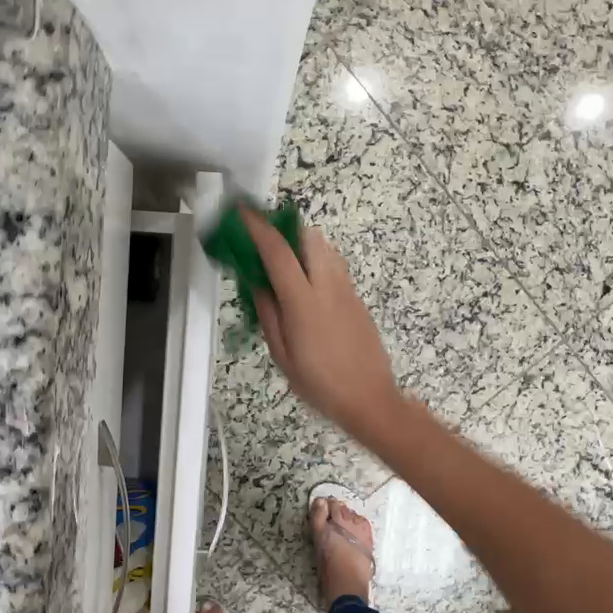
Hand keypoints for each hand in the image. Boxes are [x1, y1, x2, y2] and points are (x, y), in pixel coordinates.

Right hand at [242, 210, 404, 438]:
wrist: (369, 398)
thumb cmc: (320, 384)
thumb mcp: (282, 355)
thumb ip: (269, 315)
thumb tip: (259, 285)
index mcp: (304, 302)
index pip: (278, 252)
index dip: (258, 228)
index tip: (242, 214)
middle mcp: (328, 286)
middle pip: (308, 237)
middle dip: (285, 229)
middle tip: (264, 241)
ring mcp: (347, 290)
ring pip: (325, 249)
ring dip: (302, 245)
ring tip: (283, 266)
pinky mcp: (357, 299)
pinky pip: (334, 267)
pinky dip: (315, 263)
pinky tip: (305, 287)